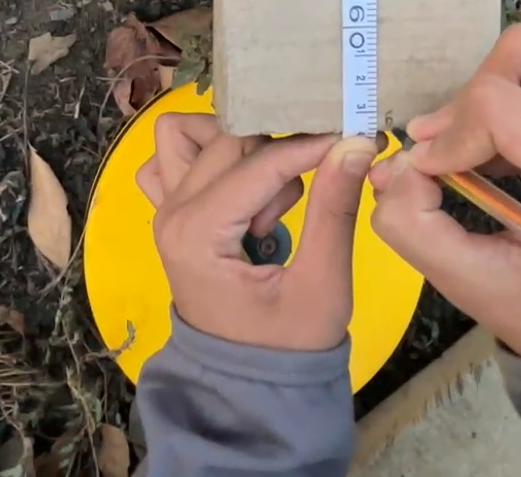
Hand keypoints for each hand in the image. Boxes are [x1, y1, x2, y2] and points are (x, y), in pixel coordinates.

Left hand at [136, 112, 378, 350]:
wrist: (248, 386)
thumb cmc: (287, 344)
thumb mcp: (321, 284)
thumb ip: (334, 210)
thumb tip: (356, 144)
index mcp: (198, 235)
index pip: (257, 164)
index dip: (308, 145)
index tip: (351, 134)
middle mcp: (171, 212)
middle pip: (225, 140)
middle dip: (276, 151)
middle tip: (312, 184)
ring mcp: (164, 208)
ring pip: (186, 135)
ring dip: (233, 146)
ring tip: (268, 194)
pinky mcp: (170, 209)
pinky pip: (173, 157)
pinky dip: (207, 156)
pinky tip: (243, 191)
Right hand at [369, 24, 520, 360]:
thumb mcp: (475, 287)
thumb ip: (414, 225)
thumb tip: (394, 164)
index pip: (503, 105)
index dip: (450, 130)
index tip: (430, 171)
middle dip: (470, 97)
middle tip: (448, 150)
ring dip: (491, 98)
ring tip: (478, 156)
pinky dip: (514, 106)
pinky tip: (506, 157)